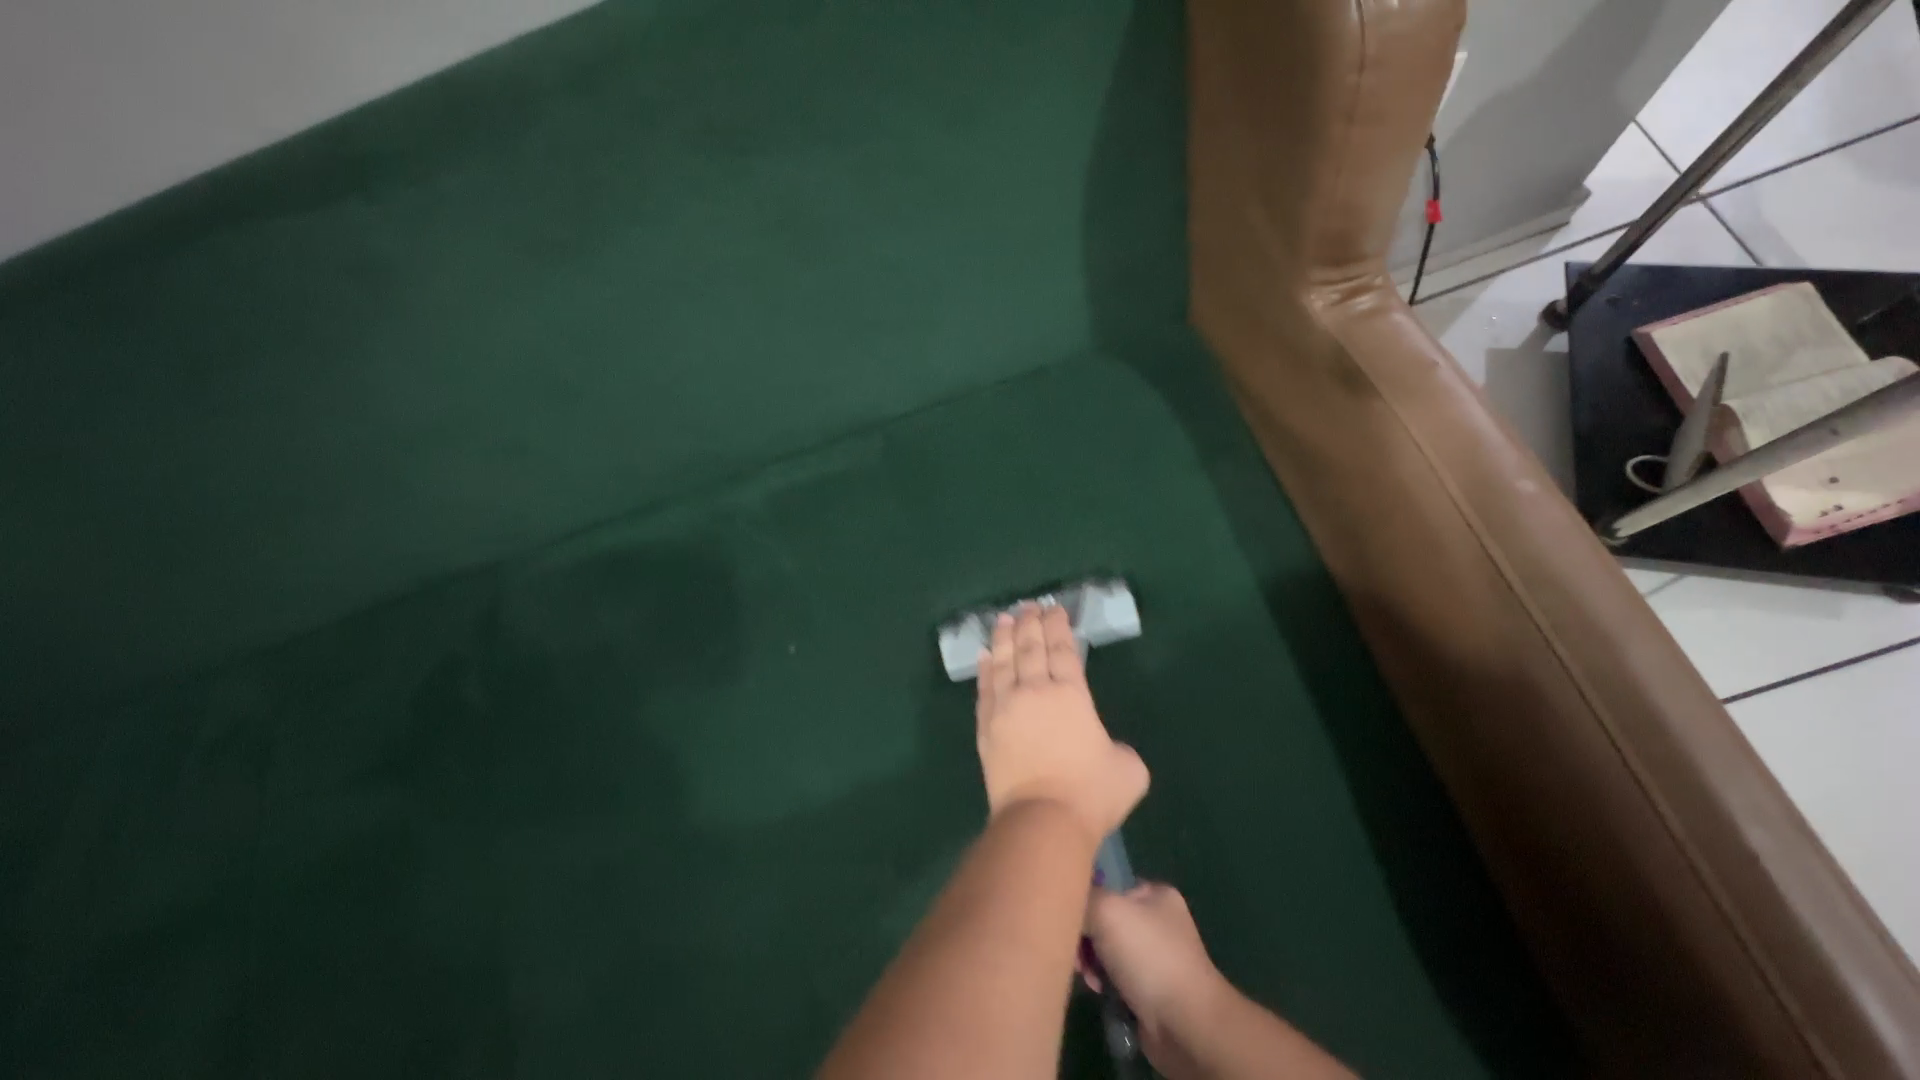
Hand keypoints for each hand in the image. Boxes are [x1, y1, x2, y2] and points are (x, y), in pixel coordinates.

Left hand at [974, 604, 1147, 843]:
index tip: (1055, 610)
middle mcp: (1035, 691)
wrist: (1042, 820)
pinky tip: (985, 657)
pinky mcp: (986, 729)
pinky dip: (985, 670)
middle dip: (1030, 623)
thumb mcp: (1128, 768)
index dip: (1059, 626)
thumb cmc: (1091, 794)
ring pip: (1003, 662)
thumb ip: (1118, 748)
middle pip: (1030, 647)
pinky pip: (984, 690)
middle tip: (1029, 606)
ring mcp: (1006, 708)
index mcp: (1071, 694)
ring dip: (1004, 637)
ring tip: (1004, 618)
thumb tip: (1104, 749)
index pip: (1063, 649)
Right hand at [1082, 883, 1230, 1057]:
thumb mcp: (1107, 909)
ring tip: (1089, 975)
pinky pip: (1113, 976)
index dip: (1087, 898)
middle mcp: (1158, 921)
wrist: (1184, 1023)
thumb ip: (1082, 897)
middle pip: (1104, 918)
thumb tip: (1068, 904)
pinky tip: (1099, 990)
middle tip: (1078, 953)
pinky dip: (1102, 982)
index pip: (1110, 884)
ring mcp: (1155, 956)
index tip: (1070, 916)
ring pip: (1105, 949)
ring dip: (1090, 961)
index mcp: (1156, 894)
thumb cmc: (1148, 956)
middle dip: (1085, 936)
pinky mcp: (1149, 989)